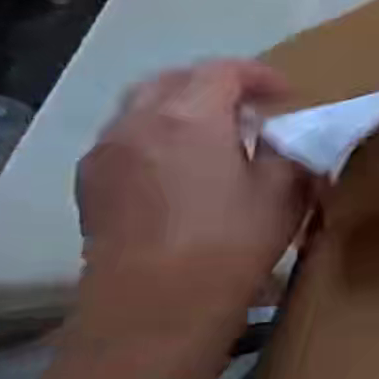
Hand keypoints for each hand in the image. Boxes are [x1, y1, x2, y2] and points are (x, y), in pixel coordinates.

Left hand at [75, 60, 310, 336]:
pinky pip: (125, 139)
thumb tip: (280, 137)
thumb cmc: (230, 243)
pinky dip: (157, 135)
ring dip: (182, 108)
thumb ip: (285, 152)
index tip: (287, 96)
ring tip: (215, 136)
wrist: (155, 308)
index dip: (260, 76)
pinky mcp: (91, 185)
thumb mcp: (283, 192)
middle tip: (250, 108)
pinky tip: (181, 169)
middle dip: (215, 84)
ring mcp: (106, 153)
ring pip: (143, 107)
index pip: (224, 71)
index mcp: (190, 116)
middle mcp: (138, 122)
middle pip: (175, 79)